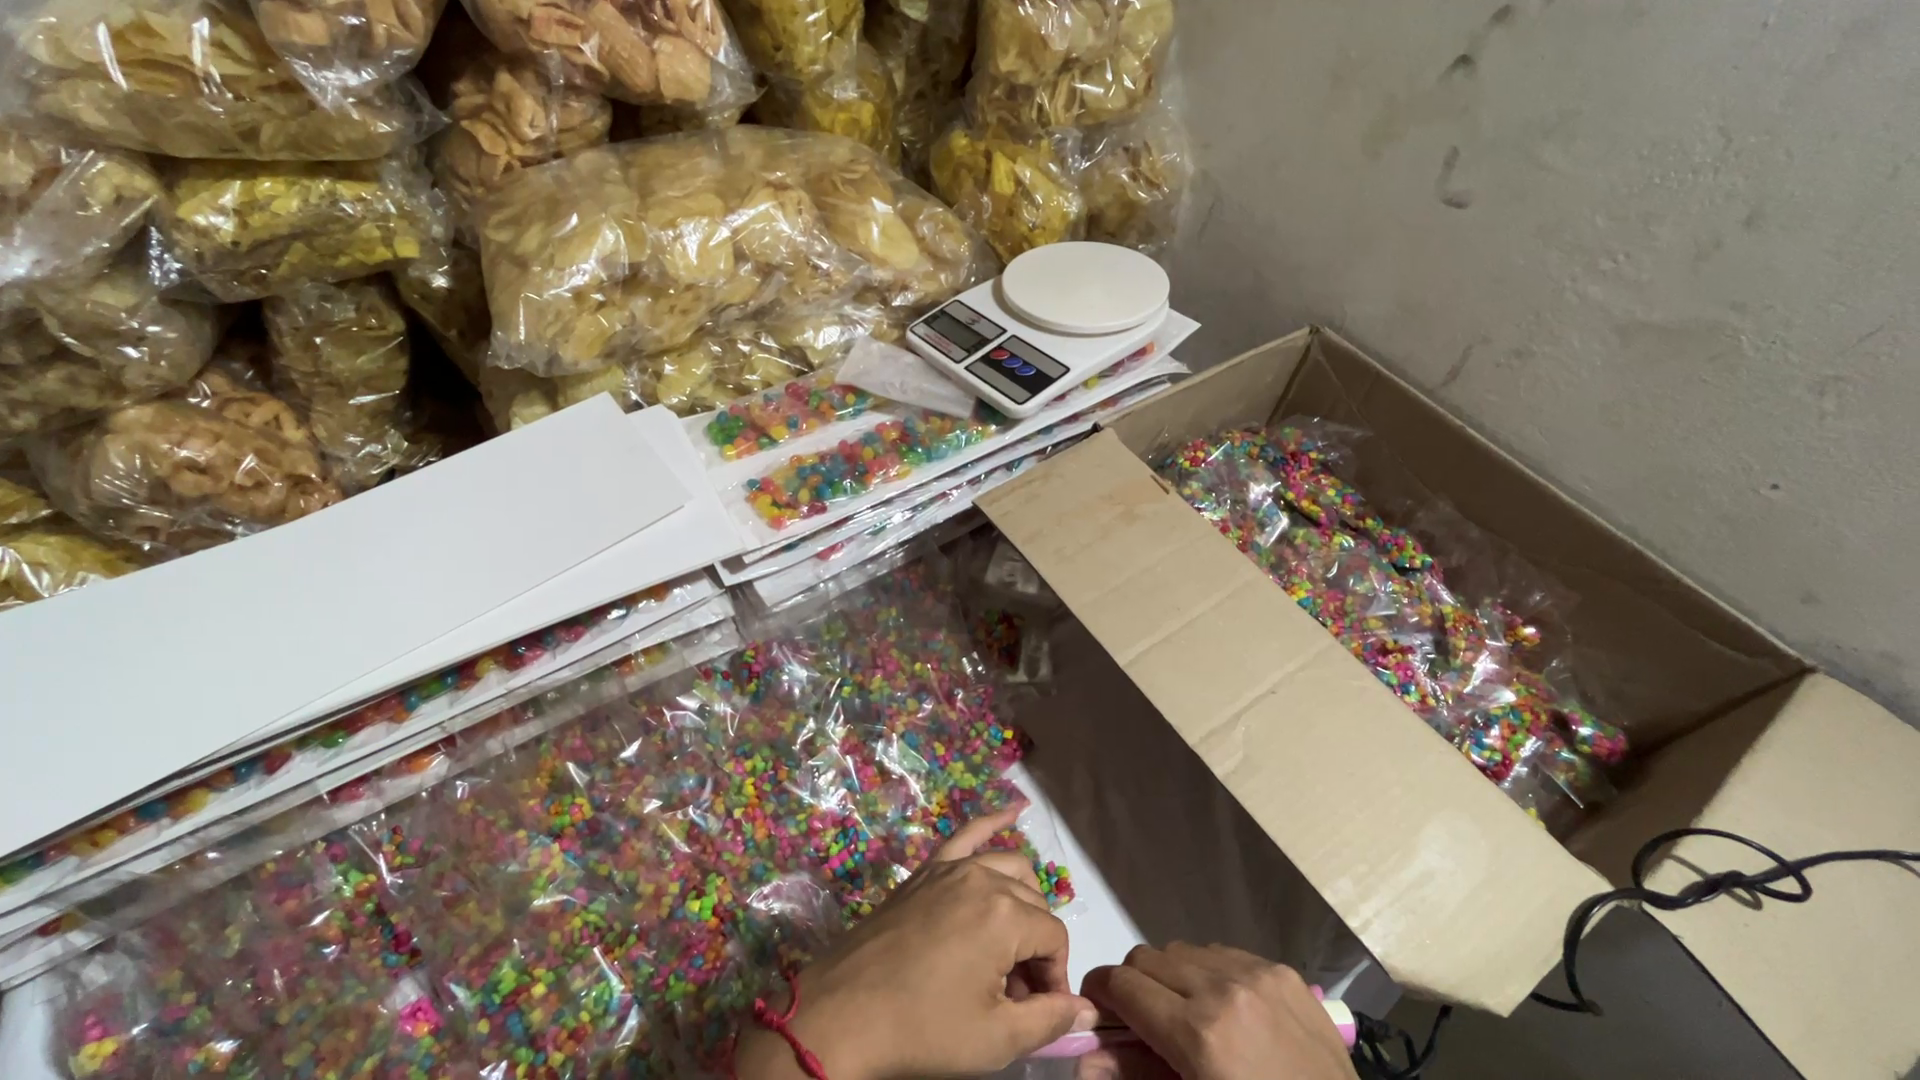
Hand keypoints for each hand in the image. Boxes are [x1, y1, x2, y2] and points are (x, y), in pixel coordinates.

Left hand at [734, 805, 1096, 1079]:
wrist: (841, 1017)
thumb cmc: (921, 1030)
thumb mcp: (995, 1039)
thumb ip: (1050, 1021)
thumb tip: (1086, 1009)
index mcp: (1005, 915)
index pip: (1055, 940)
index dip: (1053, 978)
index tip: (1034, 1012)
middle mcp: (982, 879)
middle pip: (1034, 906)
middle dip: (1035, 949)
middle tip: (1014, 994)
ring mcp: (949, 869)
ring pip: (1009, 870)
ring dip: (1022, 903)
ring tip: (1012, 946)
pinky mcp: (924, 872)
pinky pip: (965, 835)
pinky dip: (992, 821)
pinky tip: (1015, 810)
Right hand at [1079, 944, 1357, 1079]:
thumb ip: (1135, 1076)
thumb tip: (1084, 1059)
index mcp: (1198, 1033)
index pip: (1121, 984)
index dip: (1101, 994)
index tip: (1099, 1011)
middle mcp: (1223, 989)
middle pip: (1146, 958)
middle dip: (1134, 985)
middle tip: (1144, 1021)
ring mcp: (1257, 974)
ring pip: (1182, 950)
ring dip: (1172, 976)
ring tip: (1189, 1014)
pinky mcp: (1282, 971)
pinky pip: (1223, 952)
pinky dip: (1209, 972)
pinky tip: (1225, 1008)